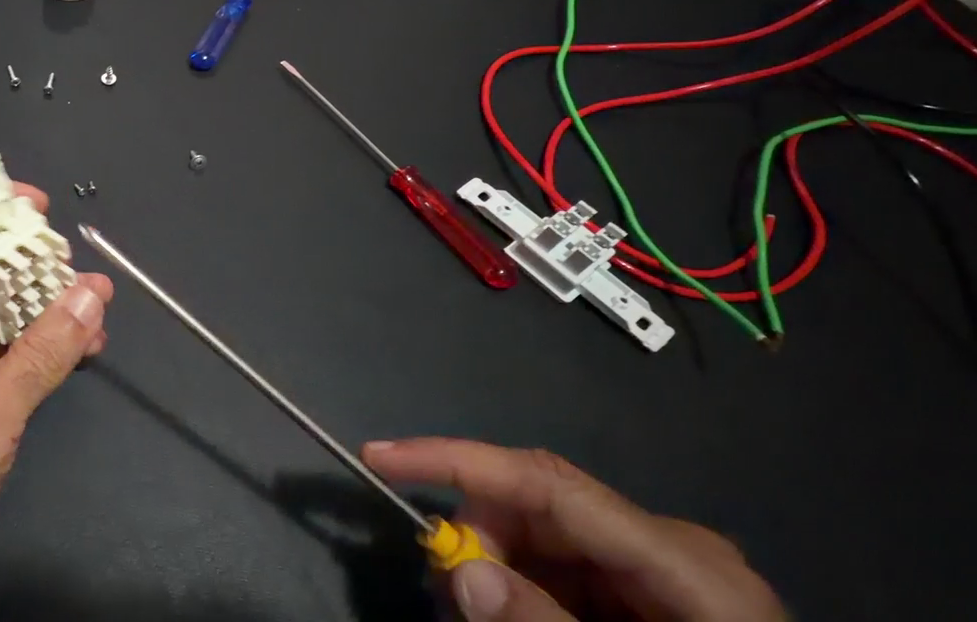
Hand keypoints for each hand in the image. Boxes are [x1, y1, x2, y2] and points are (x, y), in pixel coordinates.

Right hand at [364, 438, 786, 621]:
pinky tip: (509, 615)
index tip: (378, 456)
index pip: (545, 481)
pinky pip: (564, 574)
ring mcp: (662, 572)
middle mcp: (669, 548)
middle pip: (538, 510)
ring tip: (470, 611)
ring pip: (543, 543)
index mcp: (683, 561)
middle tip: (442, 594)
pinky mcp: (651, 597)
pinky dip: (524, 592)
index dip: (455, 460)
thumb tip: (461, 571)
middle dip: (476, 540)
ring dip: (495, 571)